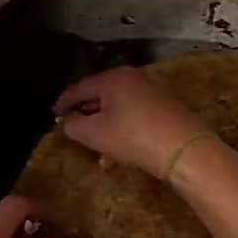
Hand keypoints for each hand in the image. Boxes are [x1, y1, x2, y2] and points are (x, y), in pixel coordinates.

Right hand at [54, 66, 211, 179]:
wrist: (185, 151)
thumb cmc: (133, 137)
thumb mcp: (93, 134)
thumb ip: (72, 125)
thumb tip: (68, 122)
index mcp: (113, 79)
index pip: (79, 88)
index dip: (63, 103)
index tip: (53, 115)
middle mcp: (132, 80)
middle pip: (98, 97)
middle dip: (84, 116)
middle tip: (72, 130)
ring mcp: (149, 94)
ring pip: (115, 110)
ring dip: (102, 130)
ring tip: (95, 152)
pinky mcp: (162, 110)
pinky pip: (130, 118)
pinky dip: (118, 133)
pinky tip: (115, 157)